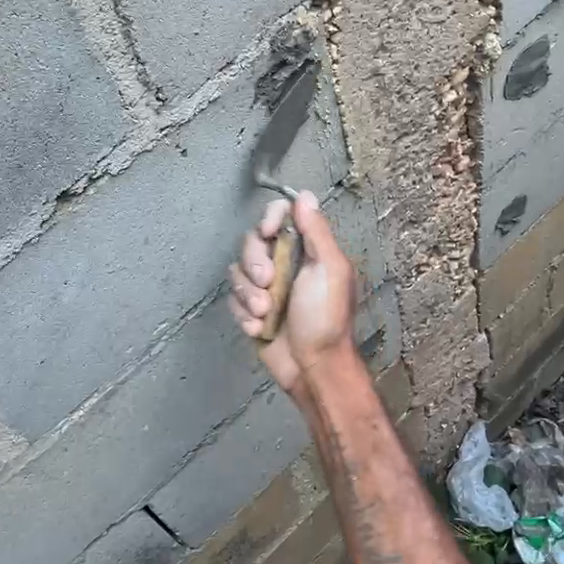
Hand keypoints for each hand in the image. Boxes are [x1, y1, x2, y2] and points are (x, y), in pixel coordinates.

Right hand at [228, 191, 357, 393]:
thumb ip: (316, 231)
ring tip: (266, 314)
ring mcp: (266, 288)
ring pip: (237, 273)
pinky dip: (245, 315)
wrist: (313, 368)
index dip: (268, 219)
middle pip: (251, 243)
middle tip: (269, 284)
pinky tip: (261, 328)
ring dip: (249, 295)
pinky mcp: (252, 310)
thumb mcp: (329, 269)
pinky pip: (234, 301)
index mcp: (306, 249)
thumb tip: (305, 195)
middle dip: (254, 264)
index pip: (279, 216)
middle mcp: (284, 263)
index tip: (268, 233)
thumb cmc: (327, 319)